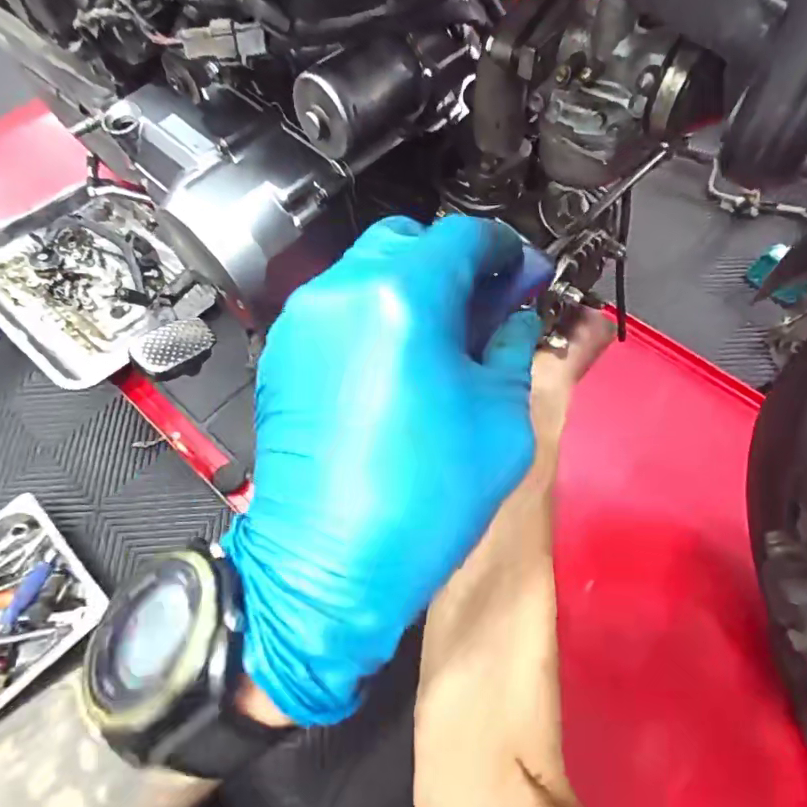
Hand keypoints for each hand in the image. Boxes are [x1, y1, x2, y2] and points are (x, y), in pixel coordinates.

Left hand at [224, 215, 543, 725]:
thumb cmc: (420, 504)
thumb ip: (511, 350)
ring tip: (445, 344)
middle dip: (456, 266)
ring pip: (370, 275)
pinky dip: (377, 321)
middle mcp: (341, 295)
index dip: (505, 252)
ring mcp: (303, 324)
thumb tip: (510, 318)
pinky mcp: (284, 358)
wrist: (327, 569)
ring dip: (414, 293)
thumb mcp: (501, 422)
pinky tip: (400, 367)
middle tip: (486, 310)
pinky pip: (340, 314)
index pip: (465, 238)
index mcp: (402, 299)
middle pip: (410, 243)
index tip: (523, 275)